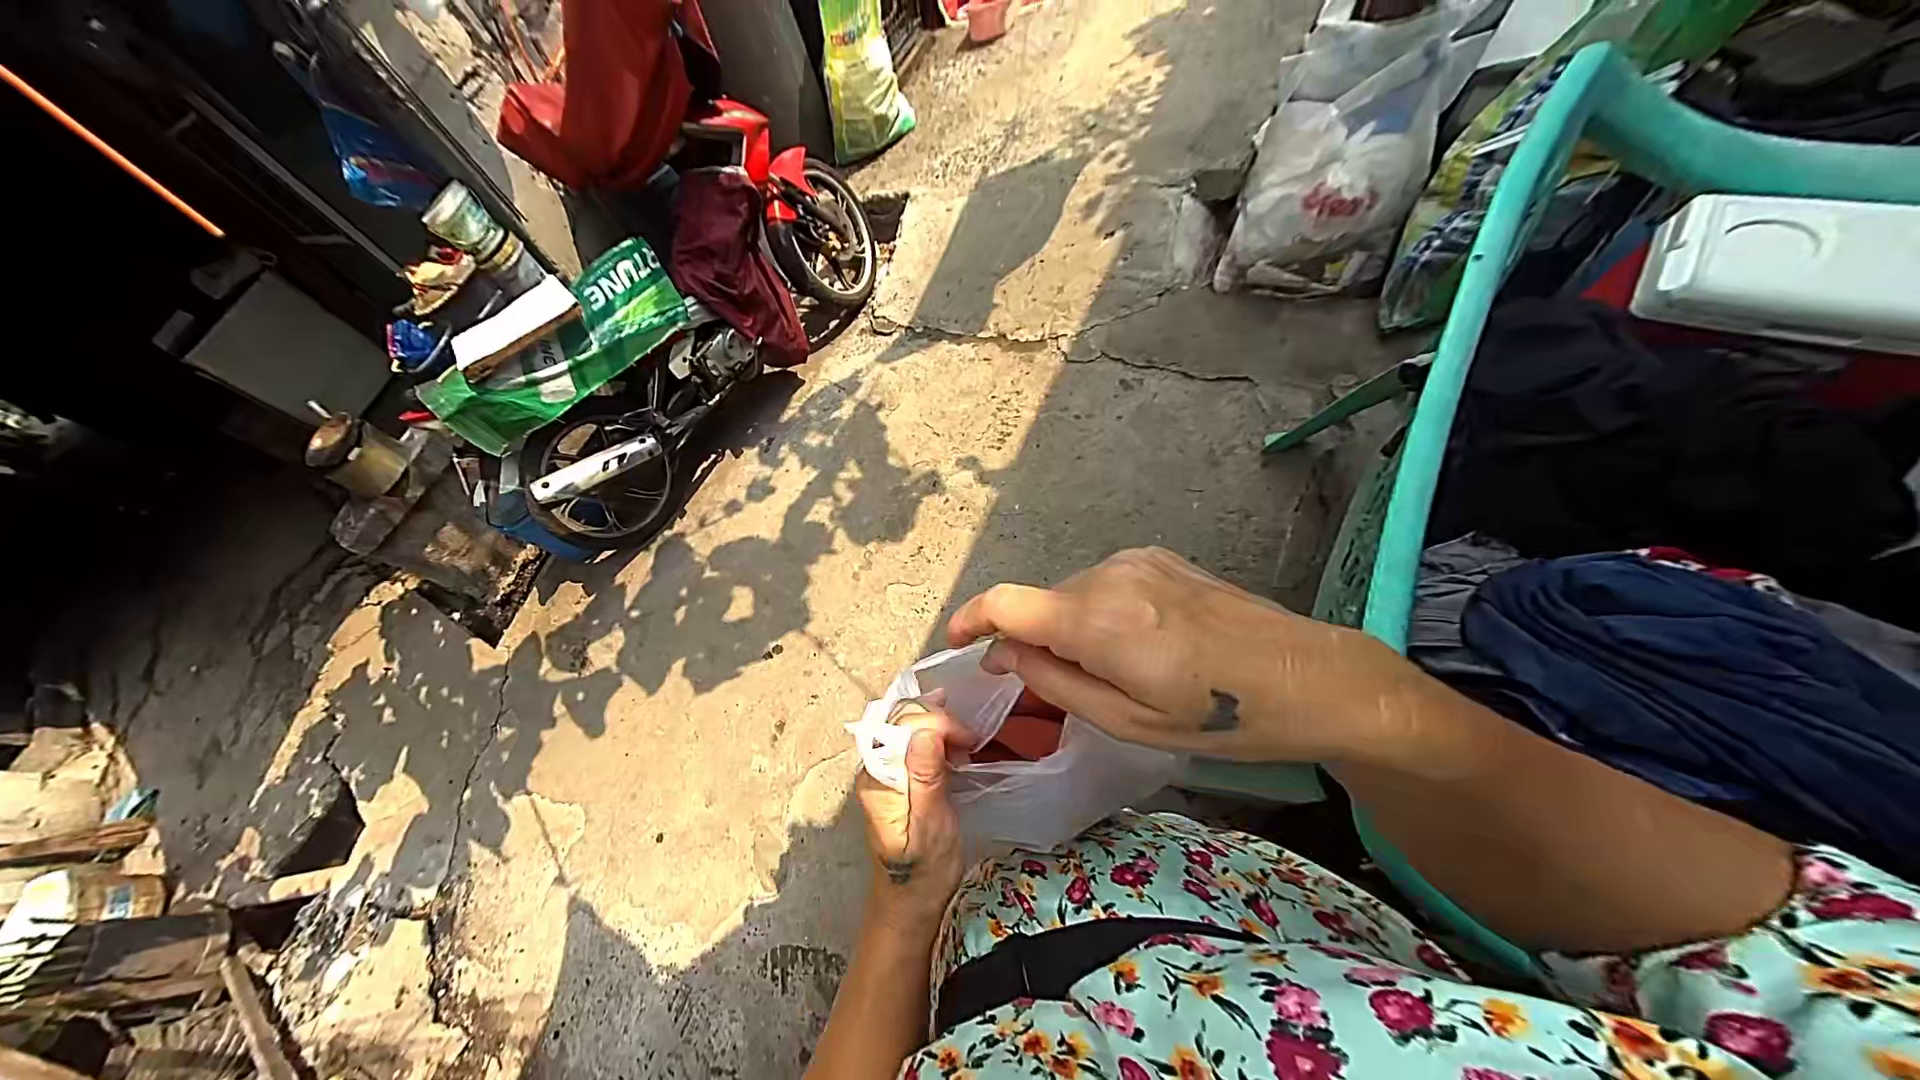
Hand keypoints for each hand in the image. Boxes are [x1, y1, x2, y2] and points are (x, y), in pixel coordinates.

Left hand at [855, 702, 965, 930]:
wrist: (912, 898)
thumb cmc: (924, 869)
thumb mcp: (931, 825)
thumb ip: (925, 778)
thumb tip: (926, 732)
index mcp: (878, 779)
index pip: (903, 726)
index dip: (938, 723)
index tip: (968, 740)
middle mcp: (875, 767)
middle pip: (903, 718)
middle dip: (940, 720)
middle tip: (969, 742)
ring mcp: (884, 767)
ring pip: (909, 723)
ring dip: (939, 725)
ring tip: (963, 745)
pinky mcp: (897, 772)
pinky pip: (913, 738)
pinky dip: (936, 734)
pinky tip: (952, 742)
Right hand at [946, 547, 1438, 766]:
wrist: (1308, 675)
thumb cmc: (1219, 717)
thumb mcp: (1128, 722)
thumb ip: (1054, 682)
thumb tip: (1003, 654)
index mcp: (1100, 620)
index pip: (1007, 602)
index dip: (970, 619)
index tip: (957, 643)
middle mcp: (1110, 575)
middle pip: (1040, 603)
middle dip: (1034, 641)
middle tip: (1061, 688)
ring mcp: (1137, 560)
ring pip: (1071, 594)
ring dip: (1070, 629)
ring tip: (1117, 672)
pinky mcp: (1158, 557)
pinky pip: (1102, 584)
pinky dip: (1097, 613)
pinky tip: (1140, 644)